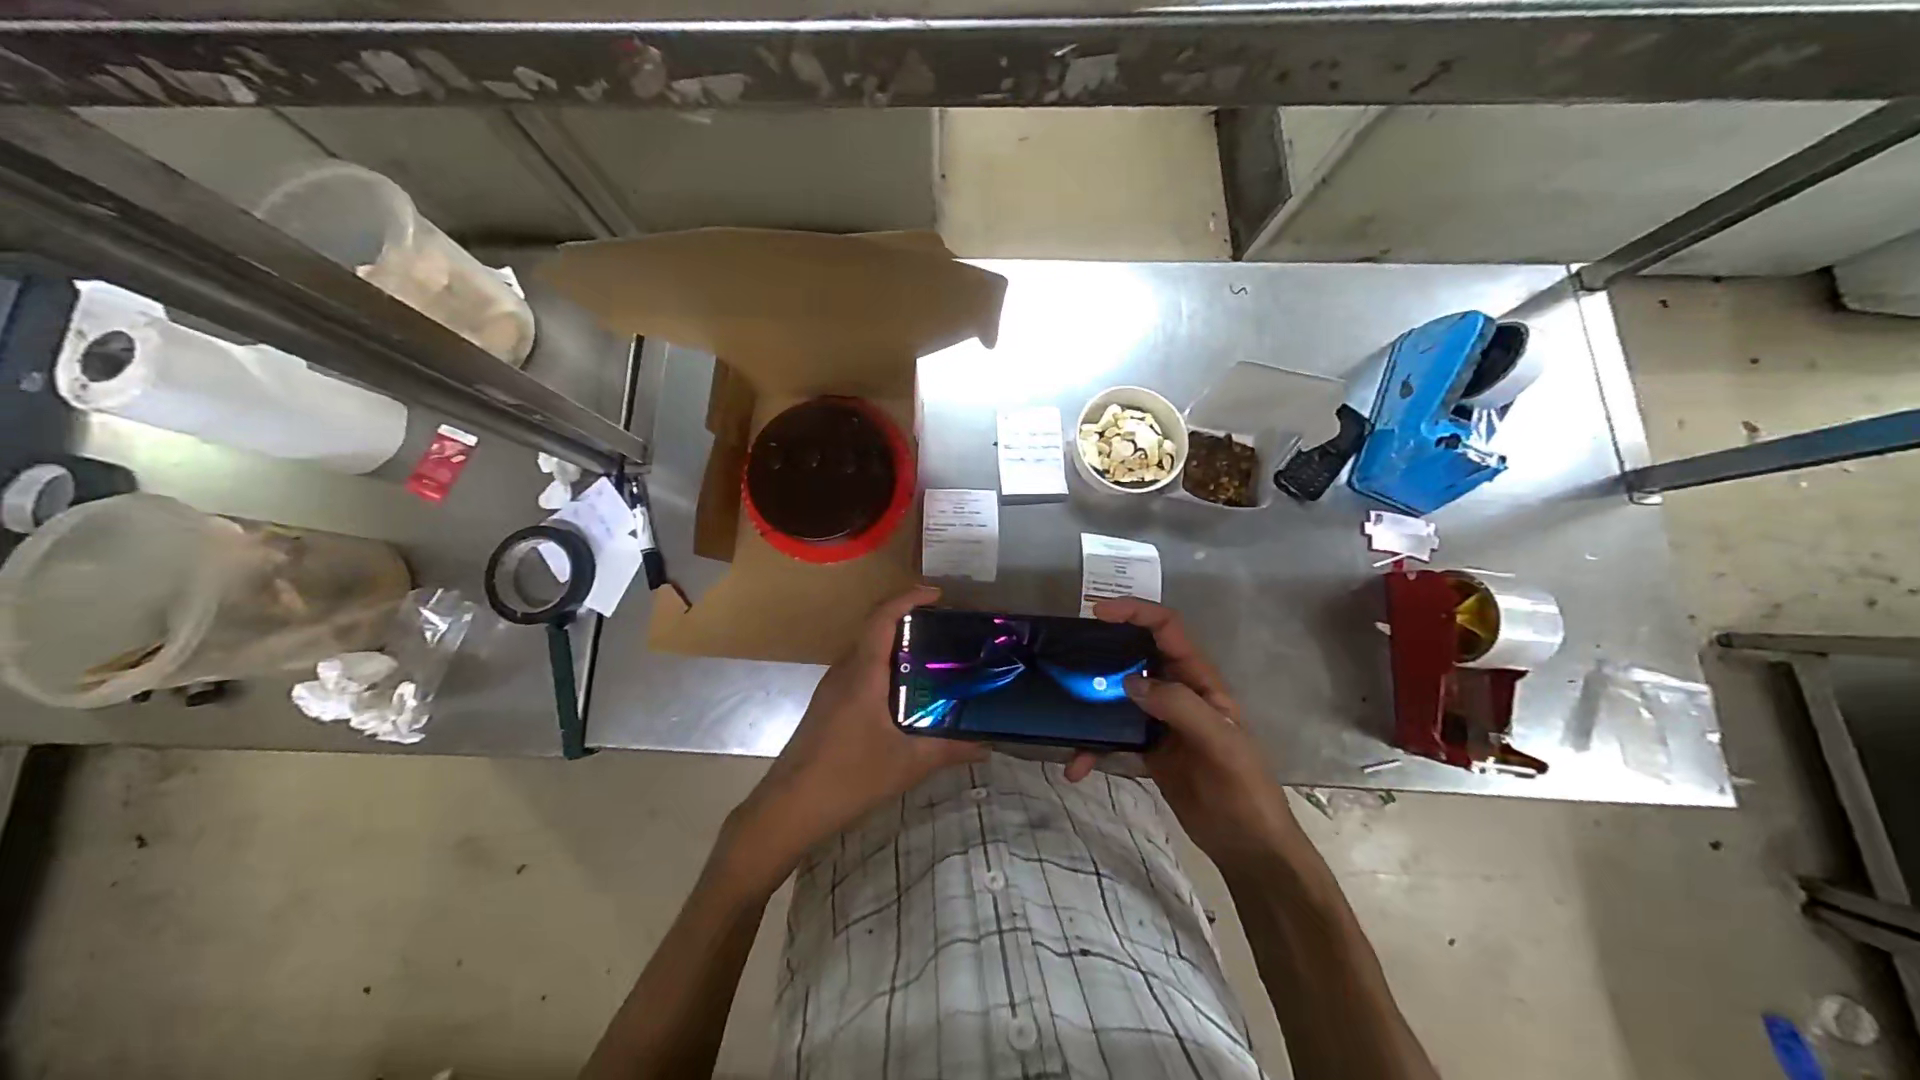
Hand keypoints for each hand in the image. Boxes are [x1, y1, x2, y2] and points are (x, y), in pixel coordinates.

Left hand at [723, 585, 985, 887]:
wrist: (788, 808)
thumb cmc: (848, 778)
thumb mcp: (907, 764)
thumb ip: (948, 749)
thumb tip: (987, 745)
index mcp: (863, 673)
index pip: (882, 618)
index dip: (908, 598)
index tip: (937, 595)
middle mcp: (844, 672)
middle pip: (875, 631)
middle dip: (909, 622)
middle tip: (946, 631)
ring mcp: (831, 689)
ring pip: (866, 653)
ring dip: (896, 647)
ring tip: (932, 660)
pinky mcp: (827, 707)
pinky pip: (859, 673)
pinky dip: (884, 670)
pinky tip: (904, 696)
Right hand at [1085, 597, 1303, 872]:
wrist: (1246, 844)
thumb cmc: (1244, 789)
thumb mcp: (1220, 744)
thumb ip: (1180, 706)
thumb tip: (1130, 681)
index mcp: (1200, 680)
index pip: (1167, 630)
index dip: (1135, 613)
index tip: (1097, 613)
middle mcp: (1177, 692)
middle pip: (1135, 655)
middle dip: (1102, 651)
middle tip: (1067, 655)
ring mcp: (1159, 720)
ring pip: (1117, 695)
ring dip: (1090, 705)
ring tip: (1063, 715)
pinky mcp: (1146, 748)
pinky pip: (1112, 735)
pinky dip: (1091, 748)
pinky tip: (1076, 767)